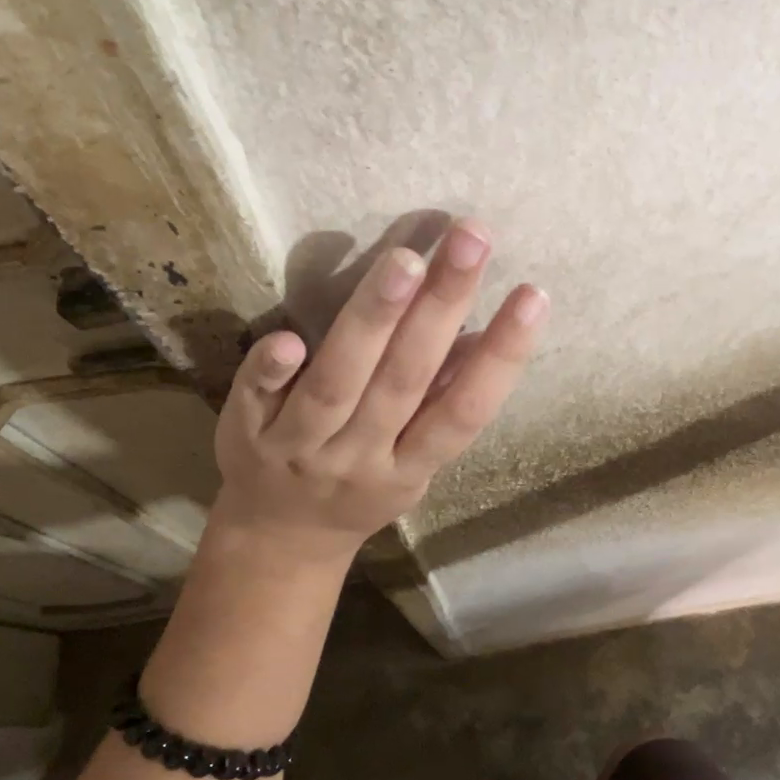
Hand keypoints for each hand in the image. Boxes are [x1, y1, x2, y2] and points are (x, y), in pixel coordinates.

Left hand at [208, 218, 548, 558]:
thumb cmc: (360, 491)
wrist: (279, 541)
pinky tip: (288, 335)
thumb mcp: (413, 462)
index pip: (466, 410)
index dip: (502, 357)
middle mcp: (361, 457)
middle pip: (405, 380)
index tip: (534, 296)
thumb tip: (481, 335)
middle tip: (471, 238)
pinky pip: (256, 400)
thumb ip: (442, 401)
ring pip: (339, 384)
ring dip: (372, 321)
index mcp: (411, 466)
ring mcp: (301, 448)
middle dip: (440, 308)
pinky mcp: (245, 435)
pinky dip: (270, 371)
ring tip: (405, 261)